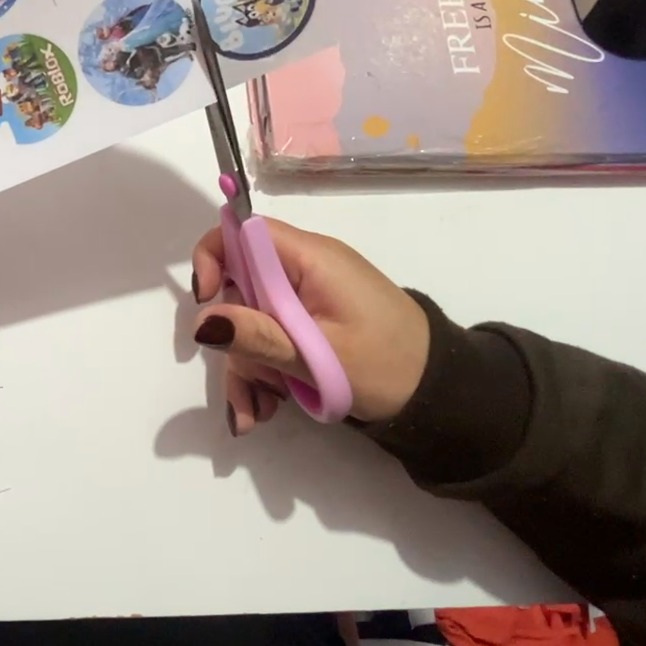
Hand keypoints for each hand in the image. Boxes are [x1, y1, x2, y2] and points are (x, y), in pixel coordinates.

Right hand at [189, 220, 430, 431]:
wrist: (444, 398)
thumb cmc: (388, 367)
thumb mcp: (317, 357)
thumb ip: (257, 337)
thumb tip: (201, 323)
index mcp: (309, 258)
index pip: (242, 230)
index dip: (213, 258)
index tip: (206, 303)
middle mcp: (303, 269)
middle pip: (241, 287)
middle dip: (233, 340)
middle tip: (246, 387)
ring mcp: (307, 297)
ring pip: (252, 320)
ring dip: (247, 368)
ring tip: (256, 414)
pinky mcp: (311, 321)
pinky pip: (271, 336)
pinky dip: (264, 372)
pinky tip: (266, 409)